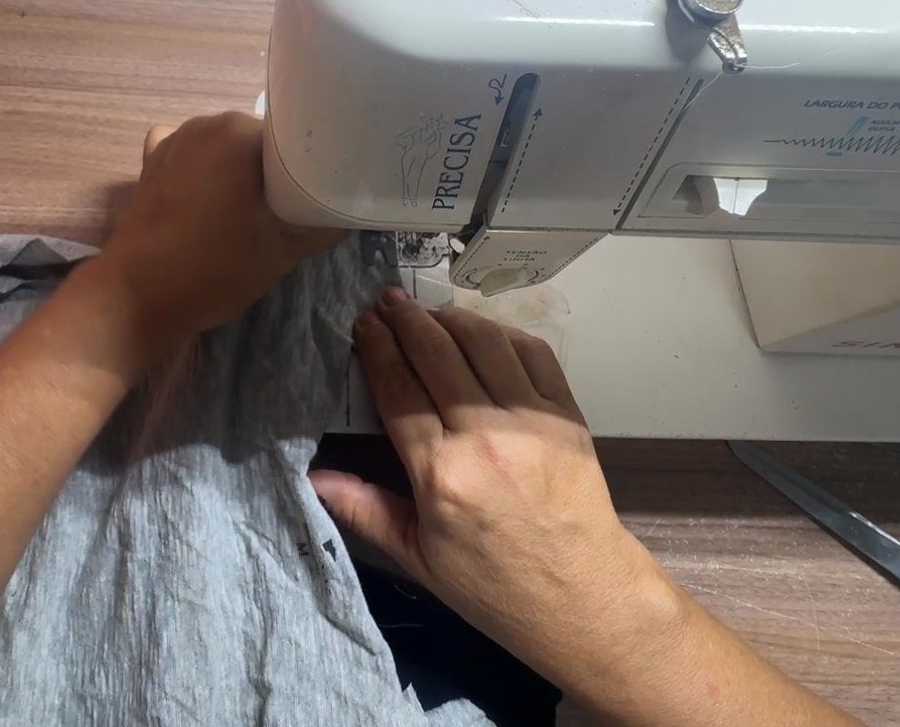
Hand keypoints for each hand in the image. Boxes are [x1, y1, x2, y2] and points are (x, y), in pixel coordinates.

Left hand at [95, 111, 340, 351]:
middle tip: (288, 211)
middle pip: (259, 141)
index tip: (315, 196)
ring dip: (239, 172)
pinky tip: (209, 198)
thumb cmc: (215, 266)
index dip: (309, 167)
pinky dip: (204, 170)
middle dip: (274, 170)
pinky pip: (190, 156)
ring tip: (249, 211)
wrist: (138, 297)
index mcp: (240, 132)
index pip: (293, 137)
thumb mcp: (283, 250)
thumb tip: (347, 213)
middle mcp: (206, 123)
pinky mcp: (150, 164)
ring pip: (225, 148)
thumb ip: (323, 225)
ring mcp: (172, 141)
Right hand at [309, 289, 678, 685]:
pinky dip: (501, 332)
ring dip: (450, 317)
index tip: (364, 323)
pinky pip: (531, 352)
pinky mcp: (567, 415)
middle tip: (387, 299)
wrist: (585, 600)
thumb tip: (313, 474)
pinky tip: (481, 332)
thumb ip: (364, 509)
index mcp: (441, 473)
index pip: (397, 387)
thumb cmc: (492, 585)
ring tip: (428, 311)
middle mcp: (485, 436)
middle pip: (436, 351)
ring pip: (483, 341)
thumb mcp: (418, 558)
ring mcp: (532, 420)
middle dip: (406, 318)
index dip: (376, 347)